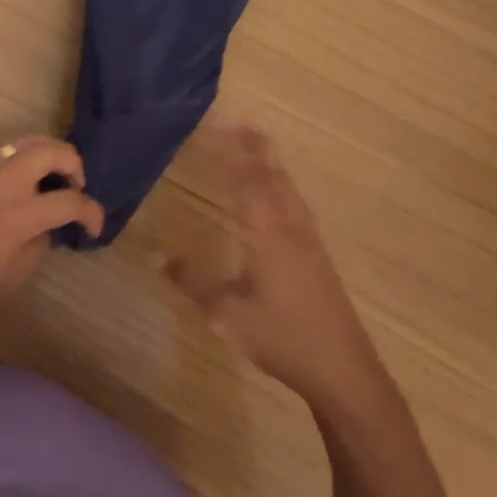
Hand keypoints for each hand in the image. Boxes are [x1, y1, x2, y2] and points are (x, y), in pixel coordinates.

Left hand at [0, 135, 104, 311]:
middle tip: (75, 184)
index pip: (72, 202)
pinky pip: (2, 142)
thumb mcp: (12, 274)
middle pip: (54, 152)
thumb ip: (38, 245)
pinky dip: (20, 149)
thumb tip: (47, 225)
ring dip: (48, 150)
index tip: (93, 226)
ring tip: (49, 172)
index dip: (92, 213)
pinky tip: (17, 170)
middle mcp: (7, 179)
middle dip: (74, 165)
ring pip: (28, 138)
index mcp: (21, 214)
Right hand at [165, 129, 386, 404]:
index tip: (213, 126)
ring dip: (271, 166)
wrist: (344, 372)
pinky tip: (278, 197)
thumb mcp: (225, 313)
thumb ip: (191, 280)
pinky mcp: (319, 260)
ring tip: (256, 148)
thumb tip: (152, 253)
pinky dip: (282, 188)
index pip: (247, 182)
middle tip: (236, 124)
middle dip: (254, 150)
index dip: (230, 152)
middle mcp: (293, 231)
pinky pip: (297, 208)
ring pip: (290, 192)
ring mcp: (311, 245)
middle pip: (274, 179)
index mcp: (270, 236)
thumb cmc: (282, 339)